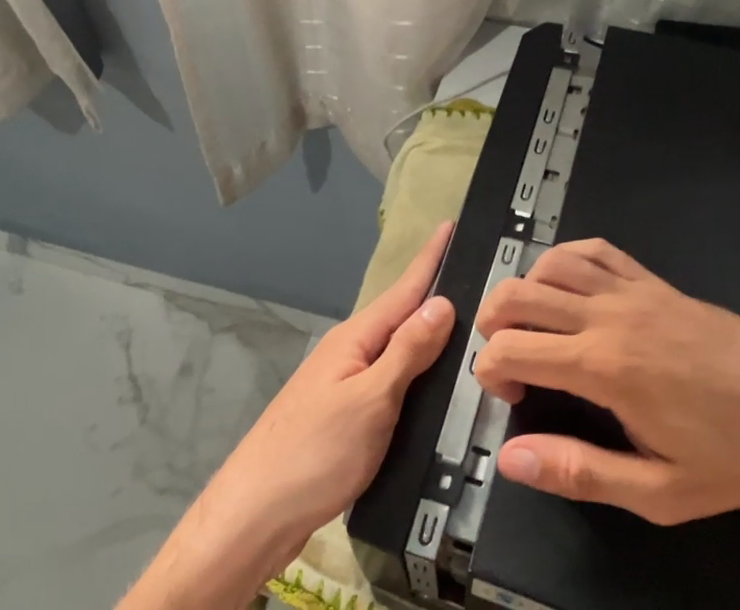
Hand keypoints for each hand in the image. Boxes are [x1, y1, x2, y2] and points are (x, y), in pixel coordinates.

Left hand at [120, 223, 455, 608]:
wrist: (257, 514)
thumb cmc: (315, 453)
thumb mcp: (370, 400)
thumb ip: (407, 353)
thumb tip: (442, 302)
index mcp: (355, 340)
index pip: (404, 290)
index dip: (430, 260)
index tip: (452, 224)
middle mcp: (349, 353)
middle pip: (401, 317)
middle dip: (436, 294)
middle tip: (481, 279)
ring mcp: (344, 386)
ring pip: (396, 350)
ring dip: (428, 334)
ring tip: (469, 326)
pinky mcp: (346, 417)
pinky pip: (390, 380)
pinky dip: (415, 372)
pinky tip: (433, 383)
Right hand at [473, 238, 739, 524]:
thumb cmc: (732, 459)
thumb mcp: (658, 491)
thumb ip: (578, 472)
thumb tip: (511, 459)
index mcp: (605, 369)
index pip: (511, 349)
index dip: (490, 373)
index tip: (511, 400)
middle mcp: (610, 317)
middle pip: (518, 295)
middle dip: (493, 324)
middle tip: (508, 361)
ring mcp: (635, 291)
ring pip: (550, 264)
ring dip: (524, 290)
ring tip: (530, 325)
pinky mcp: (656, 282)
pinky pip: (597, 250)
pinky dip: (565, 259)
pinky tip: (566, 286)